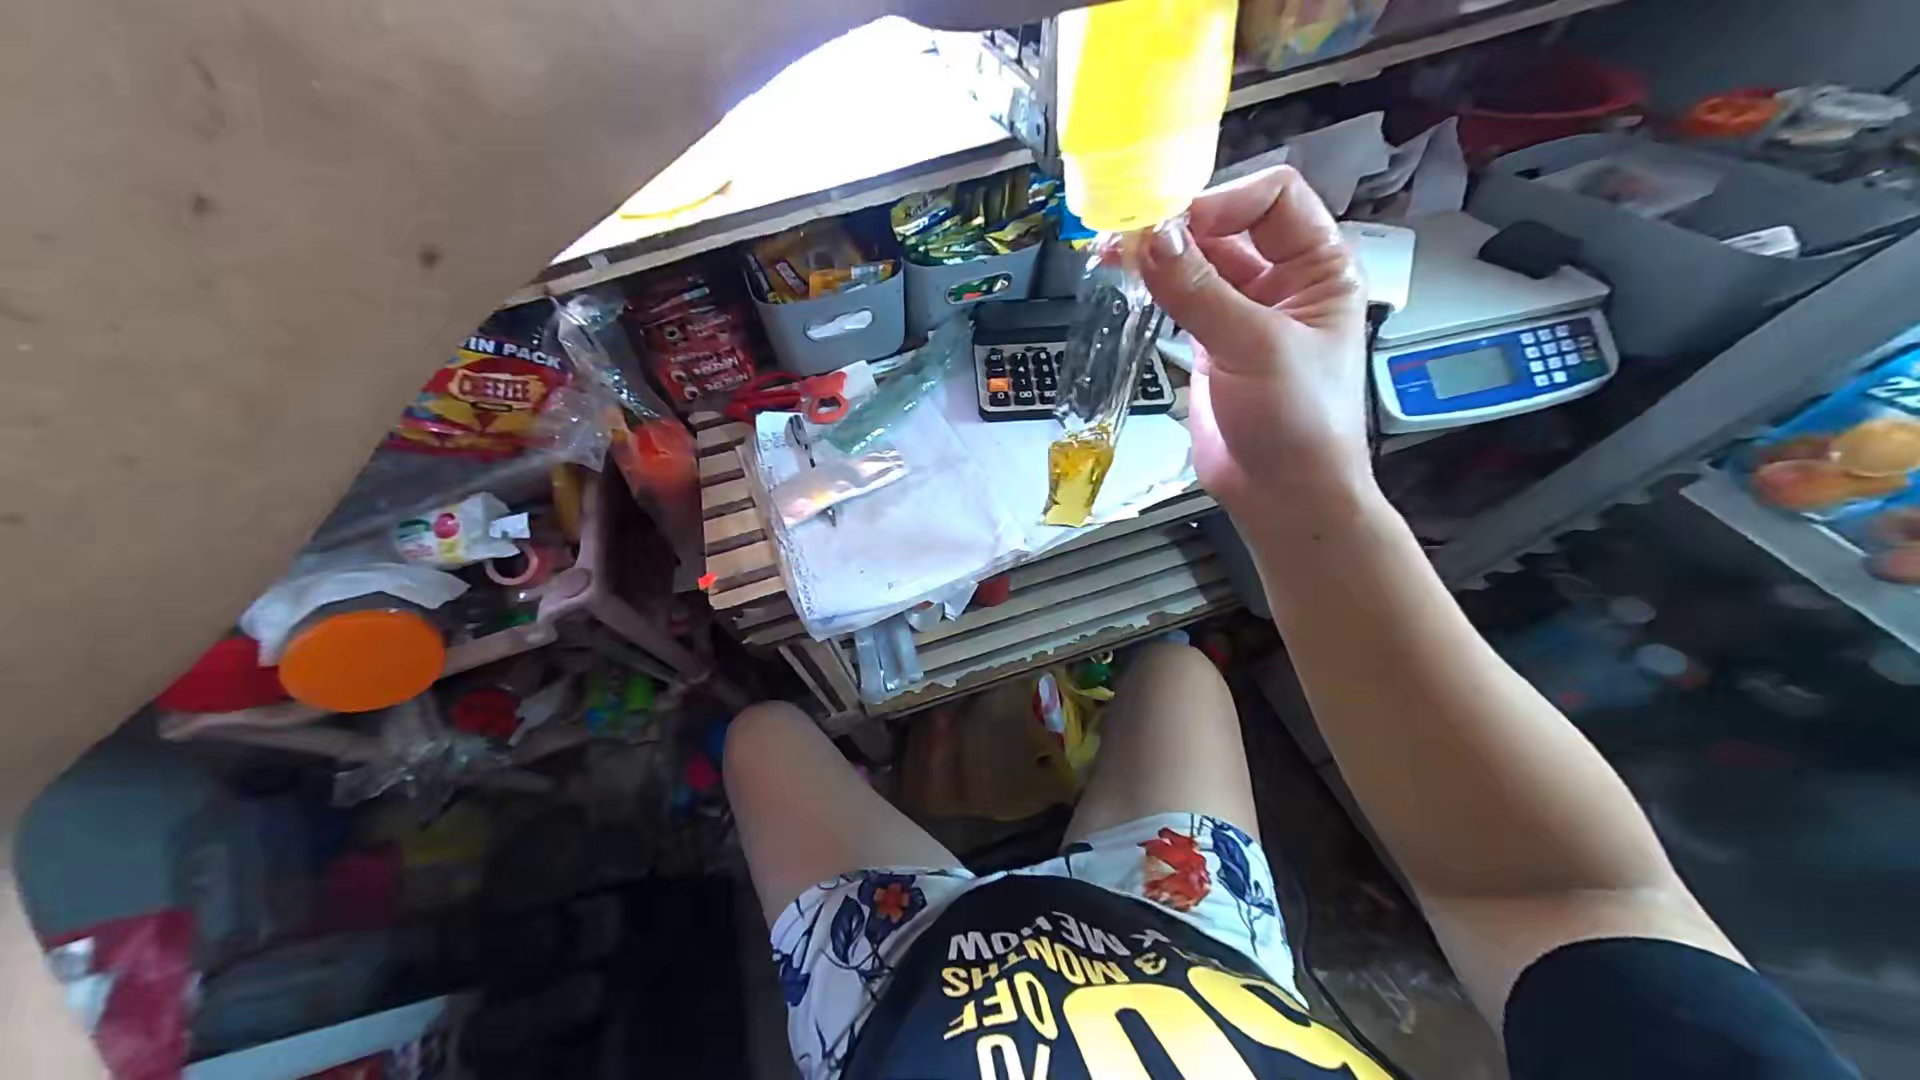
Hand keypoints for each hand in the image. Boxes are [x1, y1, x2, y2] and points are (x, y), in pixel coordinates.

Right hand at [1139, 166, 1371, 511]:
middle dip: (1181, 227)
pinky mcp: (1209, 344)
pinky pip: (1180, 301)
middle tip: (1130, 232)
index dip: (1223, 203)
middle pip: (1228, 228)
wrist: (1282, 494)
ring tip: (1116, 253)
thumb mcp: (1255, 347)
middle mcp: (1281, 282)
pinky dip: (1154, 289)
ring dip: (1161, 258)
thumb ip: (1201, 292)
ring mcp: (1241, 313)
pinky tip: (1127, 282)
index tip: (1174, 224)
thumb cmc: (1298, 422)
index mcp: (1318, 267)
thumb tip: (1151, 238)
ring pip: (1199, 265)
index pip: (1273, 199)